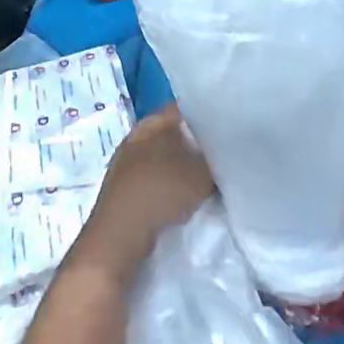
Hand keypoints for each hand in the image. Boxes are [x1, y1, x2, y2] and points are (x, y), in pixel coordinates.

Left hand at [74, 105, 214, 274]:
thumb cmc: (162, 192)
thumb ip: (216, 157)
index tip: (224, 129)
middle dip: (192, 141)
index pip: (186, 107)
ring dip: (176, 163)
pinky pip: (150, 174)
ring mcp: (124, 160)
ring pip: (160, 153)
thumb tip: (225, 151)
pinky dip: (163, 180)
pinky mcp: (119, 185)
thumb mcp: (203, 173)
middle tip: (214, 154)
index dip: (207, 115)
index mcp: (155, 119)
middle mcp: (137, 133)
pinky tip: (176, 196)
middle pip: (173, 130)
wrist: (118, 236)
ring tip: (198, 178)